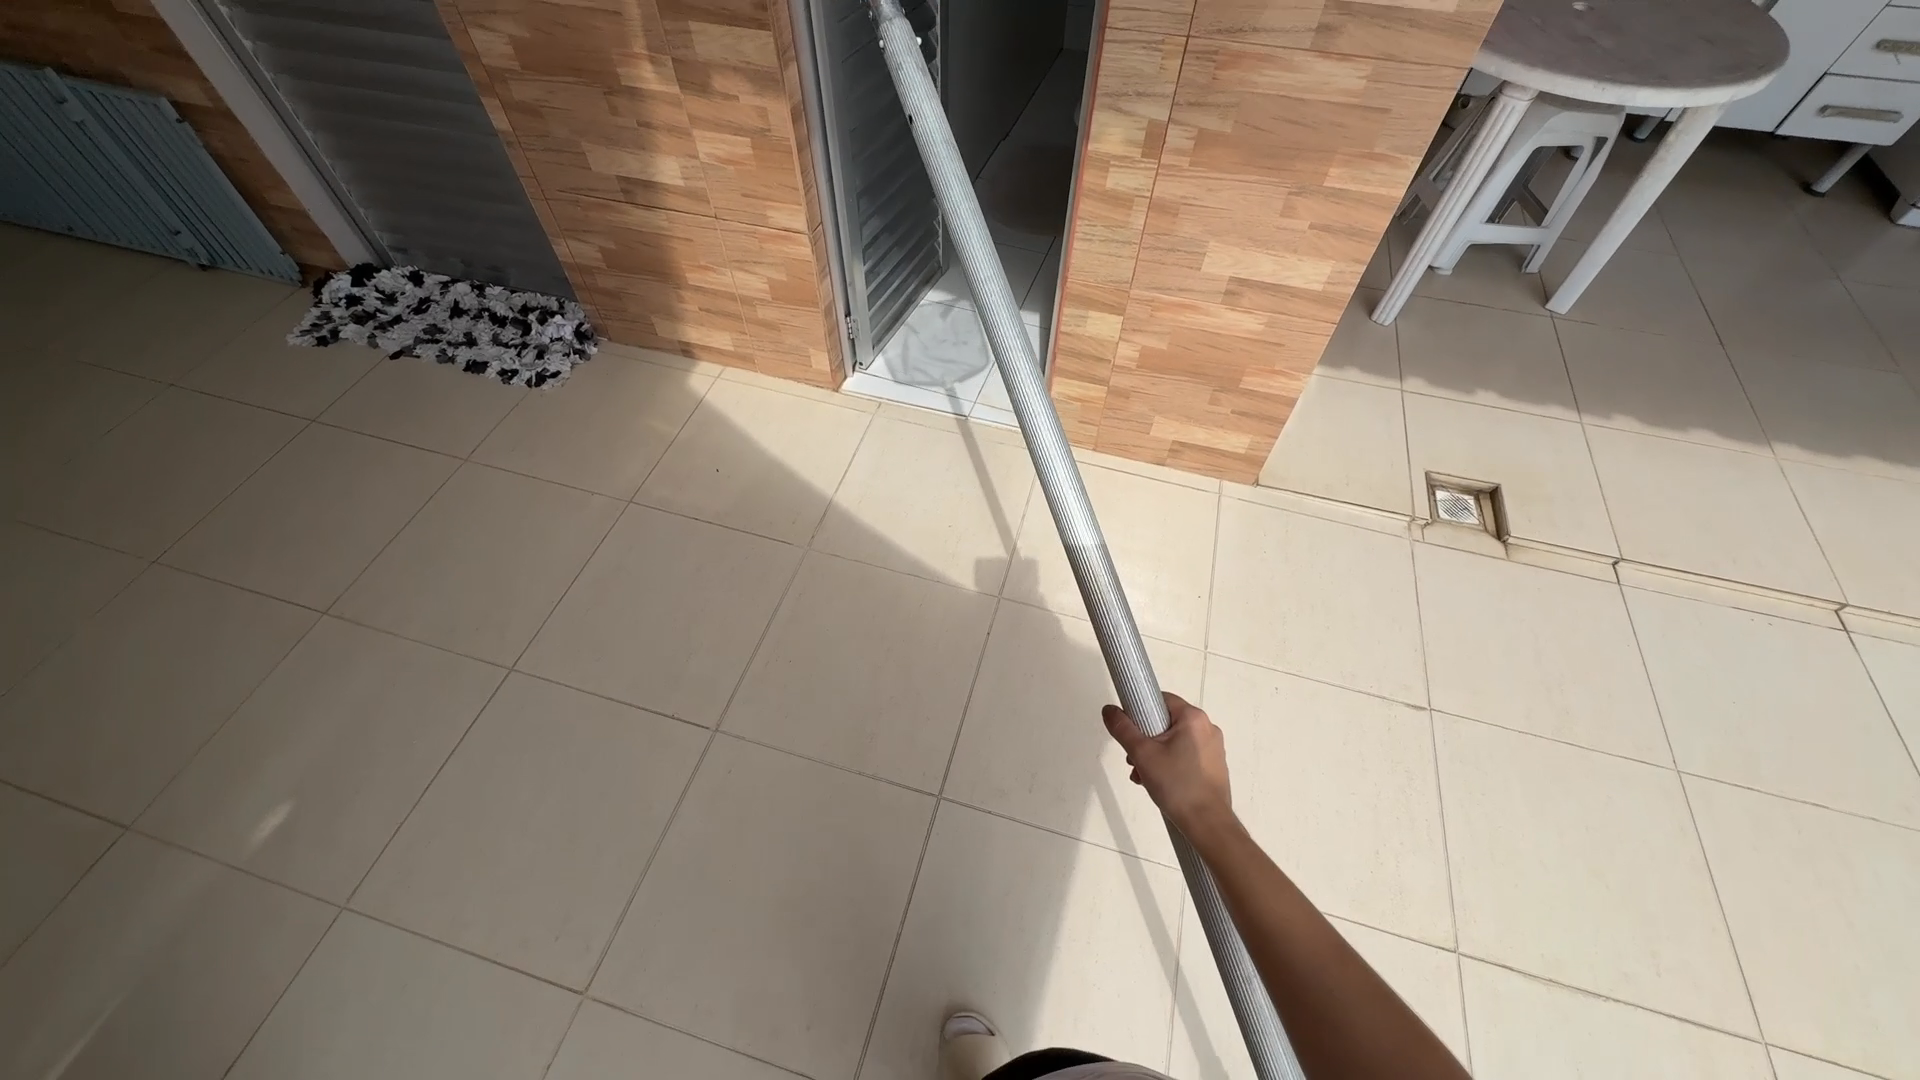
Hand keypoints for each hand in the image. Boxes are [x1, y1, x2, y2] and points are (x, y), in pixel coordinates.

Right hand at [1102, 693, 1234, 838]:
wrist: (1208, 824)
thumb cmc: (1176, 784)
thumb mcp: (1142, 754)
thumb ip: (1123, 729)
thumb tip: (1109, 710)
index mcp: (1193, 717)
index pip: (1160, 699)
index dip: (1140, 711)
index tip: (1129, 730)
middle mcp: (1208, 728)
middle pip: (1166, 722)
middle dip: (1145, 740)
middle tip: (1133, 759)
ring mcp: (1214, 748)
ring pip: (1174, 741)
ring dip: (1154, 755)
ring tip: (1143, 776)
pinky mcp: (1214, 766)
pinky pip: (1185, 756)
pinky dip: (1170, 764)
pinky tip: (1158, 783)